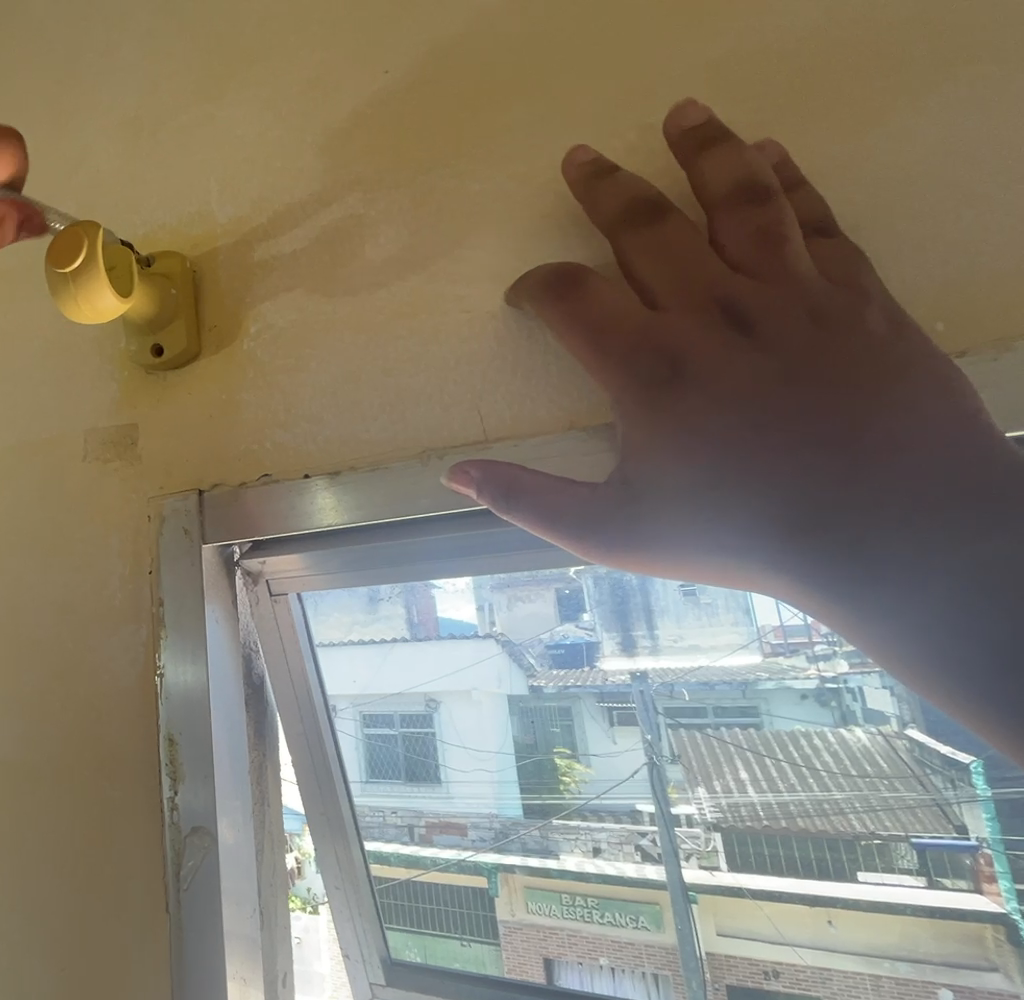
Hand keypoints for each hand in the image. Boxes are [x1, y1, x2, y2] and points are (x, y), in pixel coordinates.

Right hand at [445, 98, 1023, 603]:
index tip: (524, 294)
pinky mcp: (855, 297)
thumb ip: (525, 499)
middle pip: (648, 228)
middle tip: (580, 156)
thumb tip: (452, 475)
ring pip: (740, 203)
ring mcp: (791, 297)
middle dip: (606, 189)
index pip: (571, 297)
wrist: (898, 534)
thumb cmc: (739, 533)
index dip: (536, 285)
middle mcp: (714, 314)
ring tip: (680, 114)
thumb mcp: (609, 531)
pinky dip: (790, 181)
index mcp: (648, 368)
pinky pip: (815, 221)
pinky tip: (769, 154)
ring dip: (703, 153)